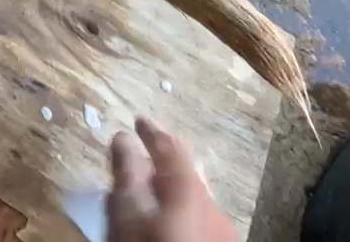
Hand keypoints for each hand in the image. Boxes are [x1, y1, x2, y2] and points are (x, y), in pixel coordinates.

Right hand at [107, 118, 236, 241]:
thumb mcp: (126, 211)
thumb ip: (126, 171)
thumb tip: (125, 137)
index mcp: (189, 190)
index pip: (171, 148)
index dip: (152, 131)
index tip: (136, 119)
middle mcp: (213, 207)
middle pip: (188, 171)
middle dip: (164, 157)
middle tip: (145, 145)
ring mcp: (223, 234)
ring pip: (196, 195)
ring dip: (171, 183)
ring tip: (150, 181)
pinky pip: (200, 216)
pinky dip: (180, 205)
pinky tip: (167, 215)